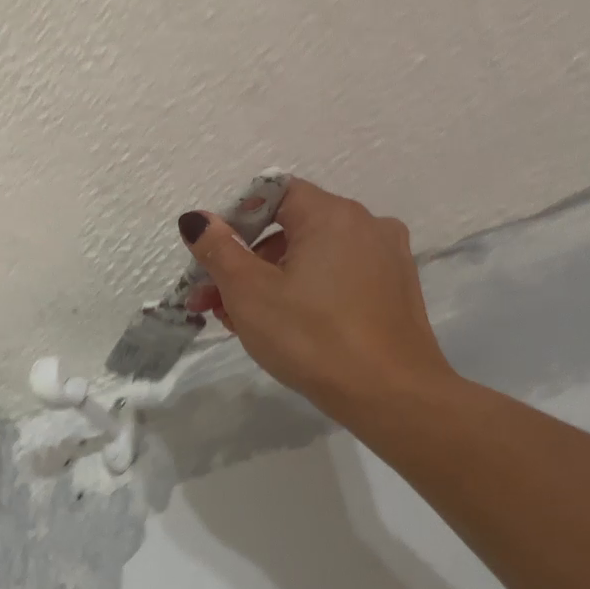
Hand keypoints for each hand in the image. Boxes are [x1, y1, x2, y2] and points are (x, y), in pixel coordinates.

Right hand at [177, 177, 456, 417]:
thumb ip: (218, 249)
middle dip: (244, 261)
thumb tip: (196, 219)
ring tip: (241, 322)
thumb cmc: (310, 335)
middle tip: (212, 302)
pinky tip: (284, 327)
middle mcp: (367, 225)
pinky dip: (303, 292)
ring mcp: (386, 258)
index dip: (234, 220)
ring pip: (311, 257)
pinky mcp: (393, 290)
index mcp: (332, 215)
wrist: (389, 394)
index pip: (273, 194)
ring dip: (269, 281)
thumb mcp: (247, 292)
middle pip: (289, 229)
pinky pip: (336, 277)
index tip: (210, 258)